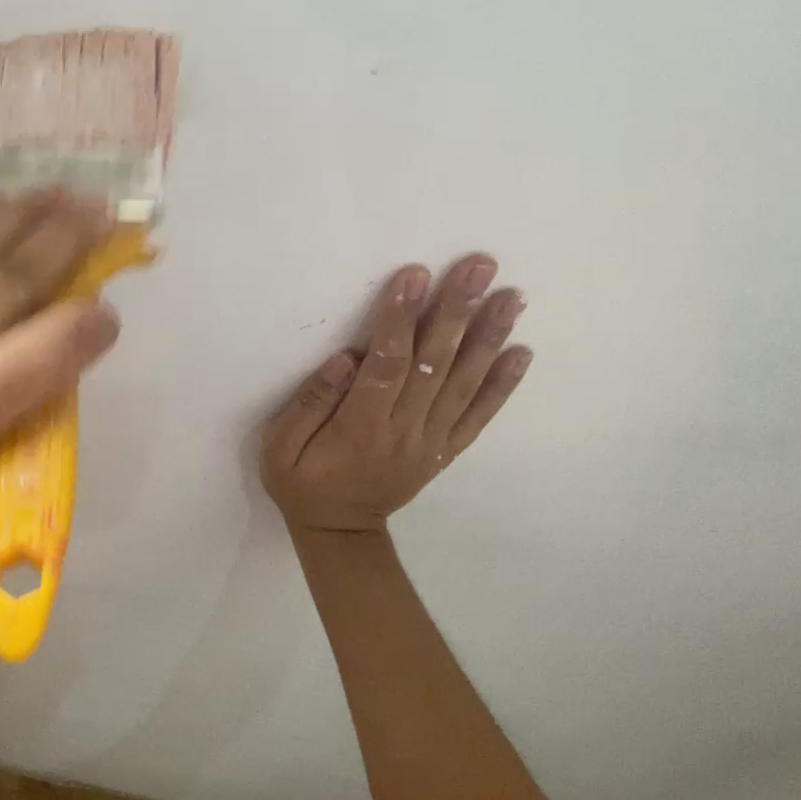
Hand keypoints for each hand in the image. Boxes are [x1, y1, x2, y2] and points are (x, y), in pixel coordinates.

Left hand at [0, 190, 122, 563]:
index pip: (55, 336)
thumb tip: (78, 317)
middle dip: (69, 237)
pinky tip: (4, 205)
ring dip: (25, 213)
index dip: (92, 318)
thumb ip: (38, 379)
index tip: (112, 306)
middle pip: (17, 273)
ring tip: (63, 190)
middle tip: (106, 209)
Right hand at [262, 255, 530, 535]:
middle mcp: (403, 430)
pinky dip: (502, 385)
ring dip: (488, 337)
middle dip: (455, 311)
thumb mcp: (280, 450)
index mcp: (359, 427)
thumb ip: (310, 404)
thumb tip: (344, 359)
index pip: (385, 365)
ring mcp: (430, 441)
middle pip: (433, 365)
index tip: (414, 276)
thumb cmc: (302, 486)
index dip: (400, 319)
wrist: (339, 532)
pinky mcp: (444, 450)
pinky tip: (520, 351)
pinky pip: (477, 416)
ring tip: (511, 296)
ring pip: (462, 384)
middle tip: (478, 267)